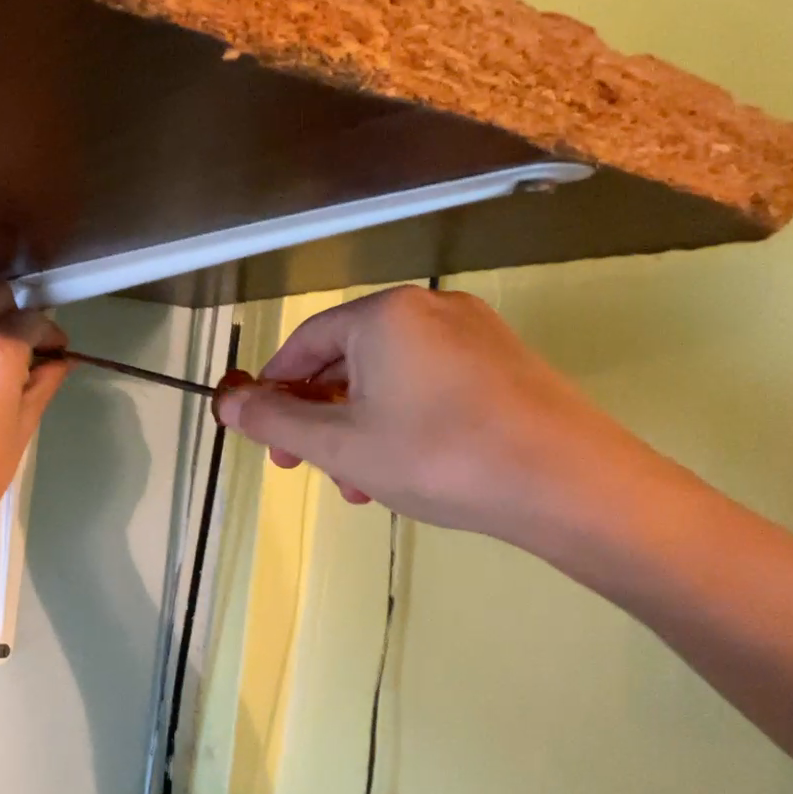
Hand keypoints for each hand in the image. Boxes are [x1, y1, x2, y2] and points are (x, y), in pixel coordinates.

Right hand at [216, 285, 649, 539]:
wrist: (567, 484)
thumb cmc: (435, 456)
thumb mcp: (337, 444)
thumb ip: (273, 421)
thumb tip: (225, 403)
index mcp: (384, 315)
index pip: (302, 344)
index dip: (272, 392)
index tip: (265, 439)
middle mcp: (429, 309)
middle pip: (343, 361)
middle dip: (316, 419)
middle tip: (304, 467)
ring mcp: (472, 334)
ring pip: (384, 380)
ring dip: (355, 431)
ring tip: (356, 484)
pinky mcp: (501, 364)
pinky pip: (425, 386)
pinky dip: (397, 424)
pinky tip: (398, 471)